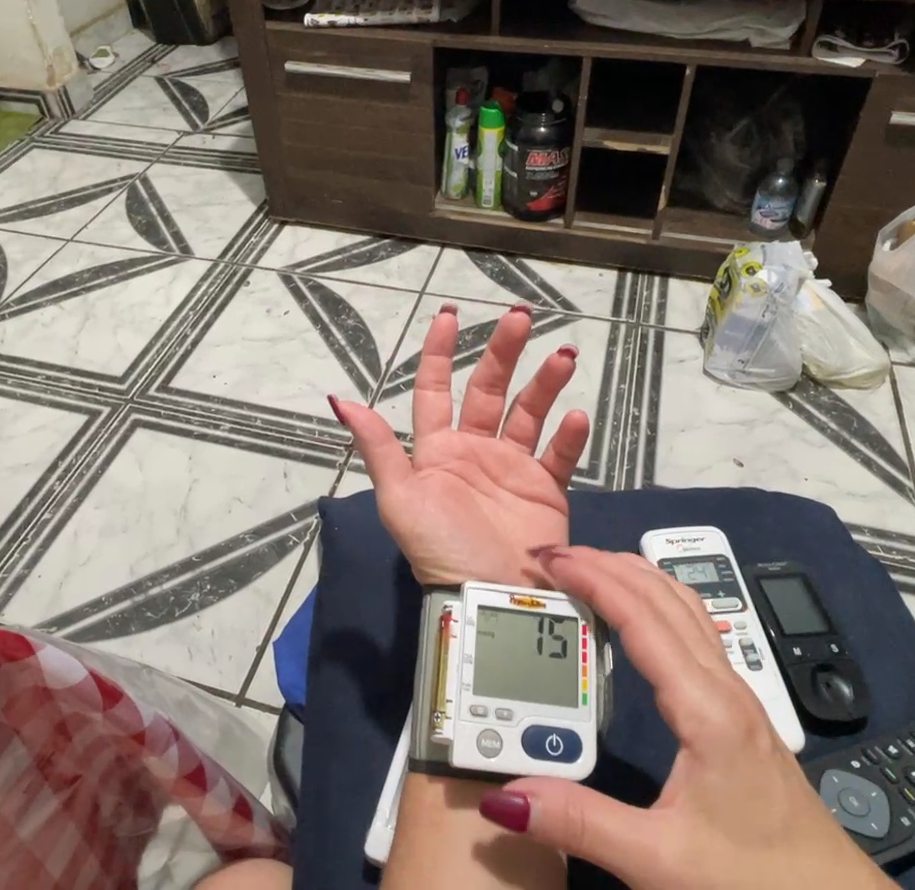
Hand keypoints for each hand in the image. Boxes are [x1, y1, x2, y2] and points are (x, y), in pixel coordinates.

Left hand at [330, 304, 590, 588]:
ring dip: (545, 383)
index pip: (436, 389)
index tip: (450, 314)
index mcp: (436, 450)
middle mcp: (474, 450)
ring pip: (529, 412)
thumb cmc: (439, 547)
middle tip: (521, 316)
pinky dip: (569, 436)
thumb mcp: (398, 498)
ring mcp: (512, 468)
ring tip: (565, 357)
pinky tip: (575, 416)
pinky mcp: (544, 490)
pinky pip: (558, 456)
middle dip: (503, 351)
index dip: (440, 351)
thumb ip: (377, 446)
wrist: (488, 599)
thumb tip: (339, 399)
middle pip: (489, 388)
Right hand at [477, 547, 895, 889]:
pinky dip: (652, 601)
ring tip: (586, 568)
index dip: (593, 578)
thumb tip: (505, 796)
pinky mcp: (737, 710)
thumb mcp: (659, 861)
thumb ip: (581, 823)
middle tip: (552, 555)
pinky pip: (691, 629)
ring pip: (684, 606)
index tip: (548, 558)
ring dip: (632, 576)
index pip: (642, 617)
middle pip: (664, 597)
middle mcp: (724, 687)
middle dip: (606, 564)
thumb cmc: (754, 881)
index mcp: (706, 708)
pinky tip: (637, 613)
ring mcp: (736, 695)